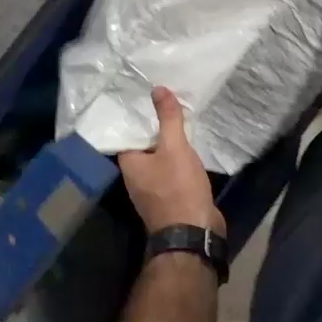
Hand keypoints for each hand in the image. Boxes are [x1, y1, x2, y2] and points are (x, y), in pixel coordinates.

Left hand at [118, 86, 226, 233]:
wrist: (195, 232)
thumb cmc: (178, 188)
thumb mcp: (174, 147)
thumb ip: (167, 118)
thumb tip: (157, 88)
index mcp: (130, 164)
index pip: (126, 133)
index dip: (134, 114)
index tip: (144, 94)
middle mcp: (136, 176)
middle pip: (142, 144)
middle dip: (153, 125)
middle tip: (164, 99)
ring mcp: (153, 188)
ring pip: (157, 157)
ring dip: (166, 140)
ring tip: (177, 115)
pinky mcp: (170, 195)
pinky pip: (169, 168)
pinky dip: (176, 155)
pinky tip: (188, 143)